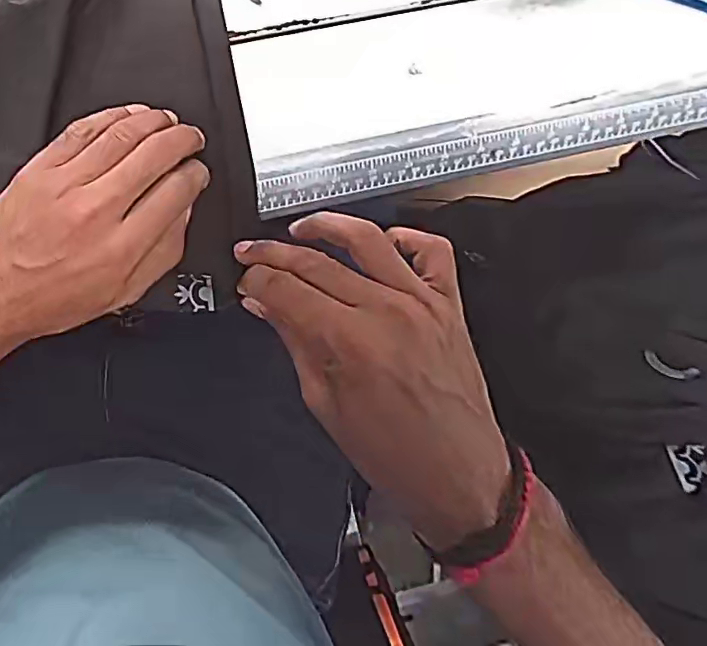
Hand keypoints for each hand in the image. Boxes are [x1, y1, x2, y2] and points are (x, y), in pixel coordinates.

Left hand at [0, 105, 208, 392]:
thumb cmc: (51, 297)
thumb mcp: (121, 292)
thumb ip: (162, 252)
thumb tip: (184, 210)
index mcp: (120, 247)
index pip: (176, 191)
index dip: (195, 173)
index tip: (197, 170)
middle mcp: (95, 211)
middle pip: (154, 154)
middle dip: (182, 139)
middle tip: (190, 138)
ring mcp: (64, 185)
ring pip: (121, 134)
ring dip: (152, 120)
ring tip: (166, 120)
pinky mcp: (40, 169)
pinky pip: (82, 130)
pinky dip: (111, 116)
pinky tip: (126, 115)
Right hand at [235, 212, 508, 549]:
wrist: (461, 480)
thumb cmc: (395, 454)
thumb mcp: (323, 401)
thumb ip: (293, 340)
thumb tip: (264, 303)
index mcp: (351, 343)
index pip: (285, 287)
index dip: (255, 278)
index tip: (245, 279)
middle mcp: (387, 313)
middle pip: (315, 260)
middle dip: (271, 252)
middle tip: (252, 252)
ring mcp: (422, 304)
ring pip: (367, 237)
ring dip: (326, 225)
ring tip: (301, 229)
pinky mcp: (449, 306)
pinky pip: (431, 250)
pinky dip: (404, 236)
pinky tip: (381, 241)